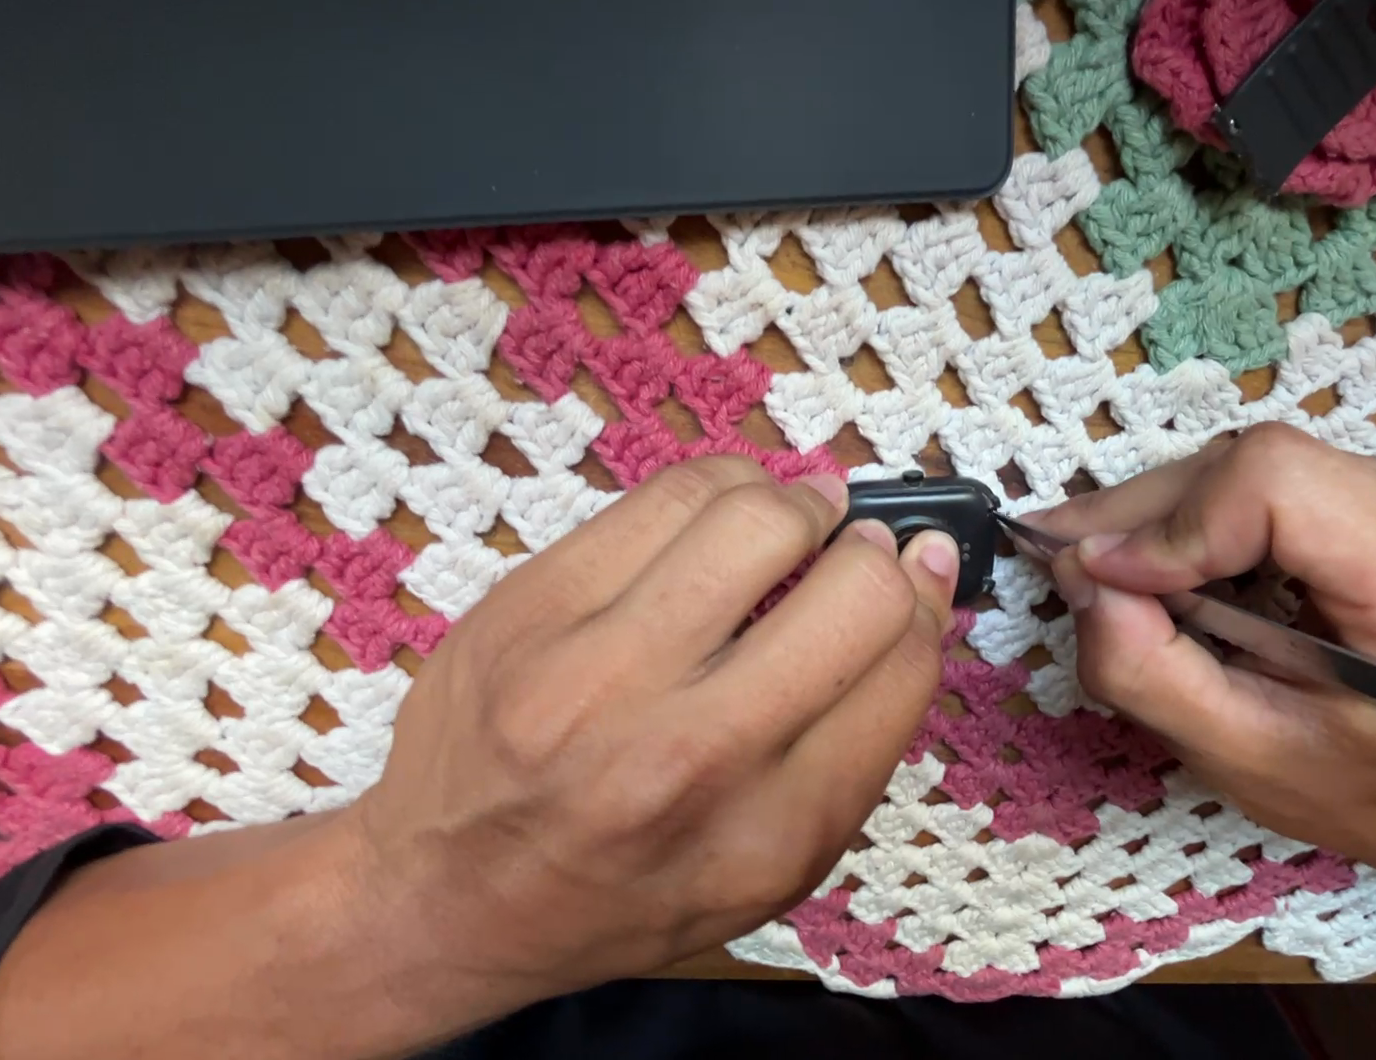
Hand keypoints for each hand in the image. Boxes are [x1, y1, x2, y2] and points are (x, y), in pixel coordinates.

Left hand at [346, 455, 958, 997]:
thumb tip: (918, 584)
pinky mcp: (533, 605)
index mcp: (772, 832)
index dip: (927, 598)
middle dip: (875, 549)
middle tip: (856, 544)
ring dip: (801, 502)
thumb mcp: (775, 859)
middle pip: (854, 592)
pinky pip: (670, 493)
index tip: (919, 564)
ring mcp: (596, 673)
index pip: (901, 669)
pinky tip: (726, 510)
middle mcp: (690, 754)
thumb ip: (862, 733)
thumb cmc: (634, 887)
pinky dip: (727, 484)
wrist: (448, 892)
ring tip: (795, 519)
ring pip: (758, 518)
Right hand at [1032, 424, 1375, 954]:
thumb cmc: (1362, 797)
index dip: (1174, 523)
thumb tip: (1078, 566)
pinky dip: (1212, 515)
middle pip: (1260, 465)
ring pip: (1259, 463)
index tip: (1102, 577)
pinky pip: (1281, 475)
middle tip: (1070, 562)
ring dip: (1173, 515)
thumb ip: (1146, 669)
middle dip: (1147, 516)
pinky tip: (1186, 562)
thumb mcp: (1238, 760)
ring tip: (1120, 569)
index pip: (1282, 484)